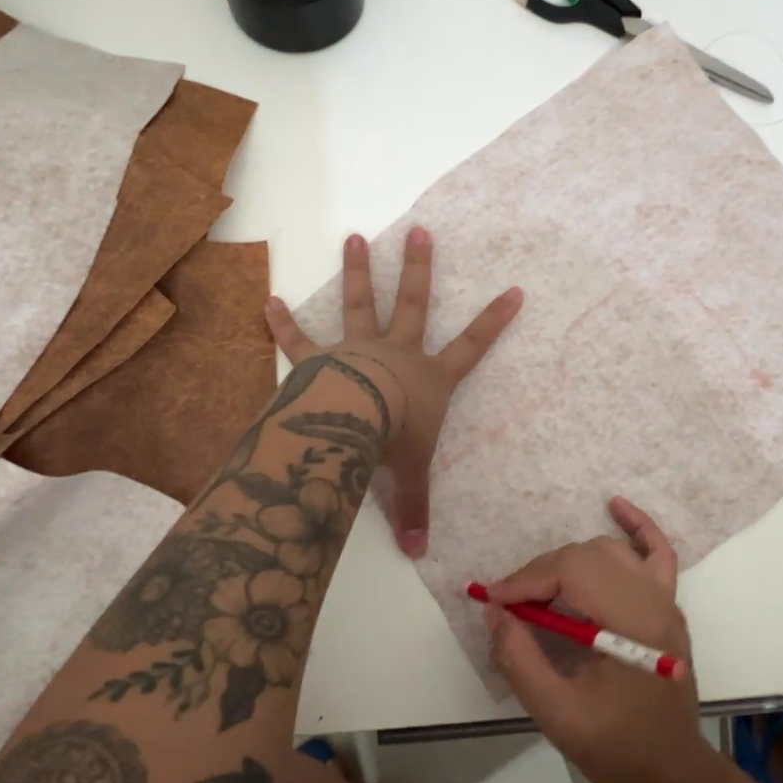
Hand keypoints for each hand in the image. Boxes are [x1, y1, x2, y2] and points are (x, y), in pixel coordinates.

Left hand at [264, 228, 521, 558]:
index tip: (515, 291)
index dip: (494, 321)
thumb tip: (419, 552)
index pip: (472, 347)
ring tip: (354, 236)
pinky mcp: (319, 359)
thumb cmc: (392, 442)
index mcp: (429, 379)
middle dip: (418, 268)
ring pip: (359, 304)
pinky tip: (267, 300)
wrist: (352, 421)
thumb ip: (413, 510)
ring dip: (357, 272)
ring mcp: (358, 349)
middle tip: (419, 230)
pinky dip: (282, 323)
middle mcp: (397, 354)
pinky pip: (299, 339)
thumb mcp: (409, 477)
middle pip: (413, 304)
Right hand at [485, 498, 706, 782]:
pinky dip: (637, 526)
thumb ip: (520, 659)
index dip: (527, 580)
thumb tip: (495, 613)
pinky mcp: (669, 605)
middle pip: (587, 557)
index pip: (571, 572)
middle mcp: (652, 600)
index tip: (495, 601)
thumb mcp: (555, 712)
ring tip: (540, 589)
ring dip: (570, 560)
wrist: (671, 772)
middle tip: (512, 606)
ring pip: (610, 551)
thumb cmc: (616, 746)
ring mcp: (665, 600)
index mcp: (630, 623)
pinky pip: (657, 551)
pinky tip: (614, 506)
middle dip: (541, 574)